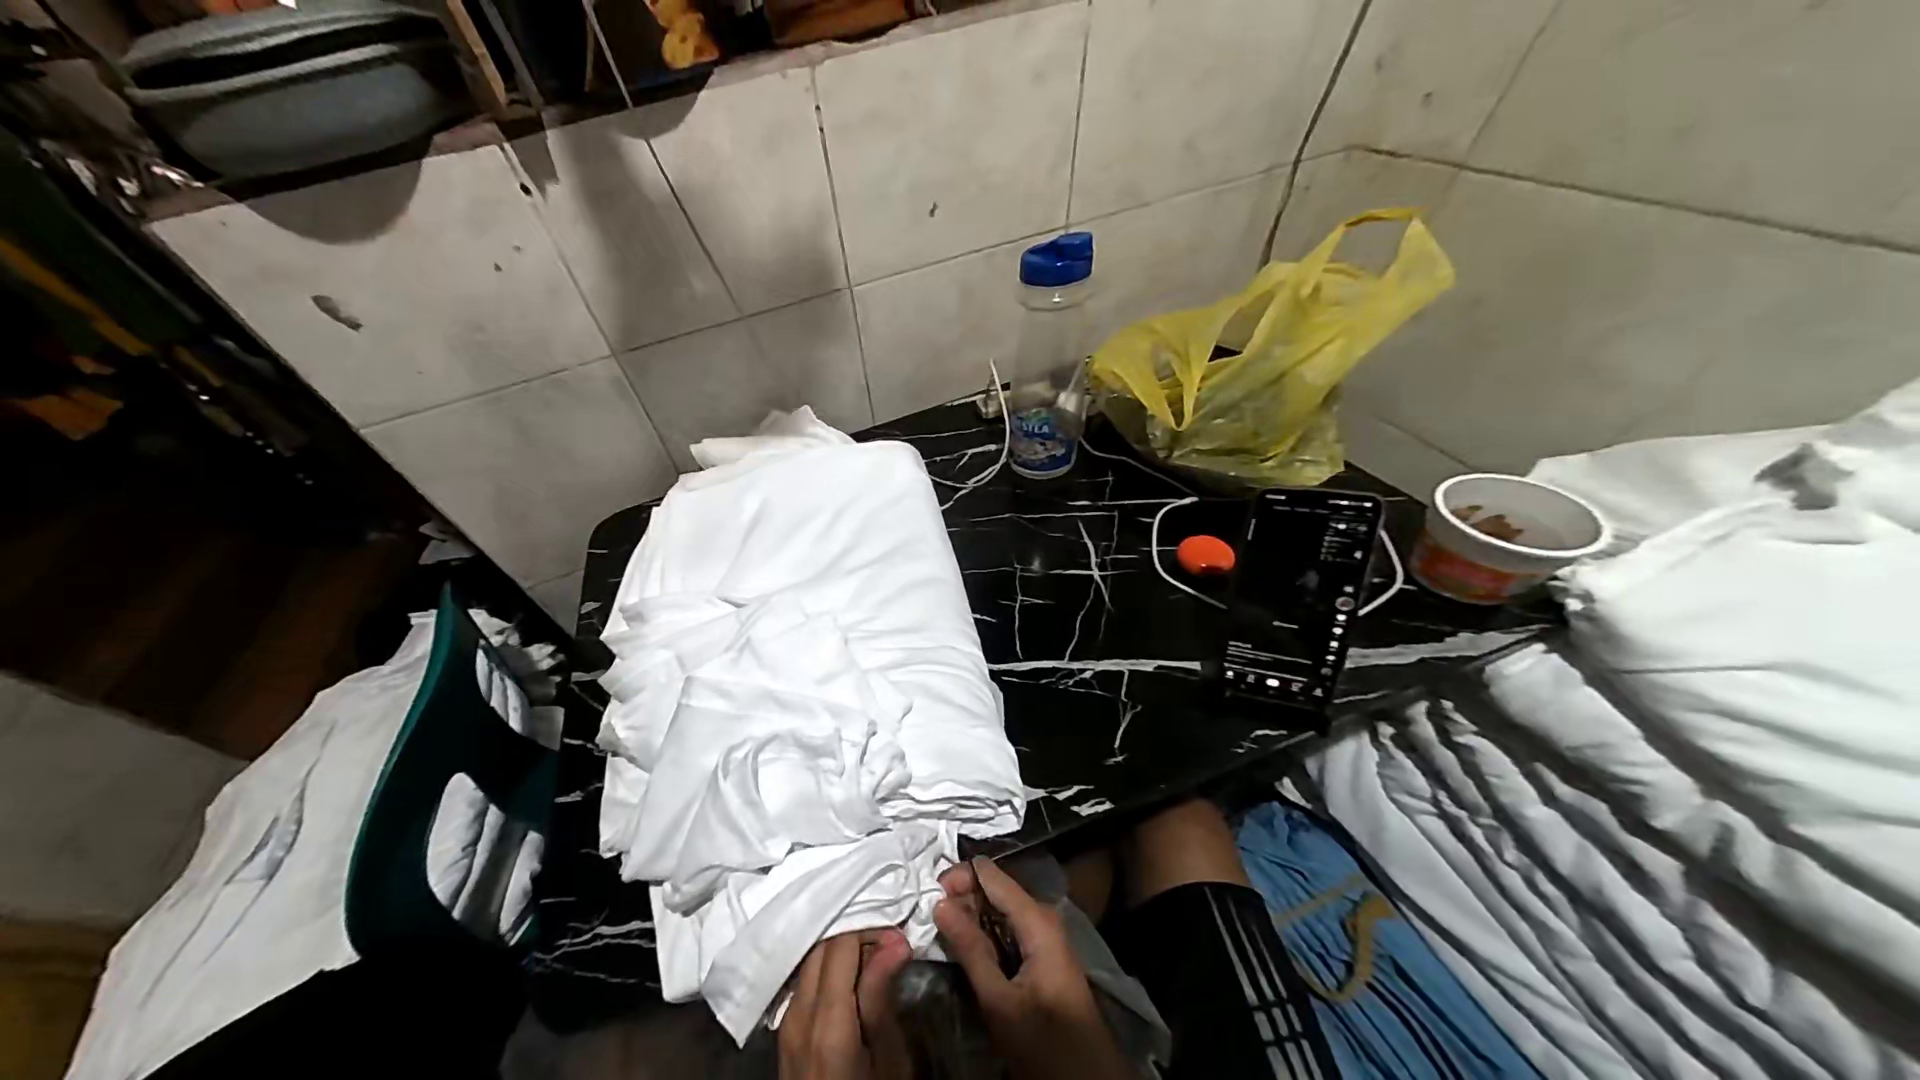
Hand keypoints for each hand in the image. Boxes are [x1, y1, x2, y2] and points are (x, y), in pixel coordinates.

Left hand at [779, 928, 912, 1079]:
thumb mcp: (887, 1057)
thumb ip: (881, 995)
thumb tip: (895, 939)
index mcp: (826, 1021)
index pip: (839, 943)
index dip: (869, 926)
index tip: (898, 930)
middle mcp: (797, 1013)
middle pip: (820, 947)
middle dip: (853, 931)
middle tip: (888, 937)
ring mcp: (785, 1022)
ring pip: (810, 961)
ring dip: (839, 948)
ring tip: (873, 954)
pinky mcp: (784, 1030)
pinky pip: (804, 981)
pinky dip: (827, 968)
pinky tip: (851, 976)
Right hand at [933, 858, 1134, 1079]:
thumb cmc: (1045, 1042)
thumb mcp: (1000, 1001)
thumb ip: (970, 949)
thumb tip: (939, 904)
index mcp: (1036, 919)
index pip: (989, 875)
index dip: (957, 877)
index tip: (927, 896)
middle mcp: (1041, 916)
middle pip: (994, 890)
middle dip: (960, 899)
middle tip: (928, 919)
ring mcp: (1043, 934)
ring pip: (997, 910)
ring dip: (969, 917)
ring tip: (939, 931)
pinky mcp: (1040, 953)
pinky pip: (1006, 929)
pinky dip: (983, 933)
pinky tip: (963, 947)